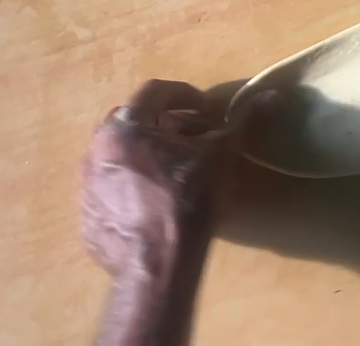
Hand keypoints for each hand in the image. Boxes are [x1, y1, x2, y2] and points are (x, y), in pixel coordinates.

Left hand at [79, 80, 270, 281]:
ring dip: (145, 155)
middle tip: (191, 136)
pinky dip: (132, 187)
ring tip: (175, 170)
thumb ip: (245, 120)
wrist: (158, 267)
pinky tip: (157, 202)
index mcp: (125, 128)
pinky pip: (110, 191)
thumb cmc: (188, 198)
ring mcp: (87, 190)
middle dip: (162, 123)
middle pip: (131, 122)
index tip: (205, 108)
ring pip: (117, 157)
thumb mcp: (222, 153)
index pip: (153, 92)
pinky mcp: (88, 222)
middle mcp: (97, 152)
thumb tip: (272, 96)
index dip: (183, 94)